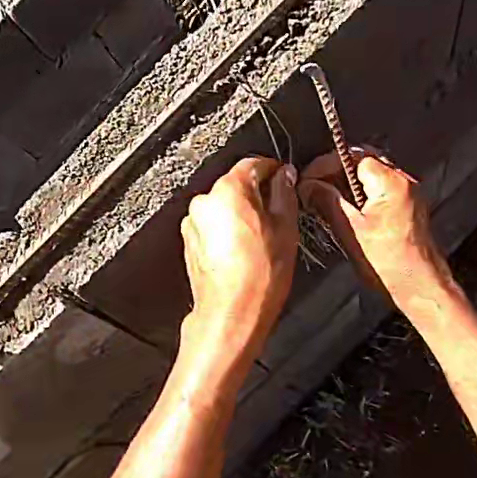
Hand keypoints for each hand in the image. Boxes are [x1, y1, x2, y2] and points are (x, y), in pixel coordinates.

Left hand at [180, 157, 299, 360]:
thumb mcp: (286, 228)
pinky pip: (214, 227)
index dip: (274, 170)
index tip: (286, 178)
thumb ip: (285, 193)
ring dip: (243, 215)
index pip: (253, 163)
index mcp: (228, 190)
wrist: (230, 314)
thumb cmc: (258, 277)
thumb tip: (285, 176)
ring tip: (263, 240)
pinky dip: (229, 232)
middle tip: (280, 216)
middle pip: (236, 185)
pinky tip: (245, 252)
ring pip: (224, 208)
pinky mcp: (190, 243)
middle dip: (258, 196)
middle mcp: (205, 202)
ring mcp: (193, 223)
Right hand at [297, 149, 453, 307]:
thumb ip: (328, 201)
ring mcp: (407, 193)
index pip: (352, 156)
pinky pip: (378, 189)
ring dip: (344, 182)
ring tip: (324, 199)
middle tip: (312, 186)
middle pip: (361, 161)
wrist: (419, 285)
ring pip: (369, 175)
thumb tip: (309, 186)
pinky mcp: (406, 206)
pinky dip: (358, 194)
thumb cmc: (391, 263)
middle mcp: (403, 182)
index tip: (308, 179)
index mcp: (391, 183)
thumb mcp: (350, 230)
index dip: (325, 165)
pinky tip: (343, 209)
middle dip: (333, 171)